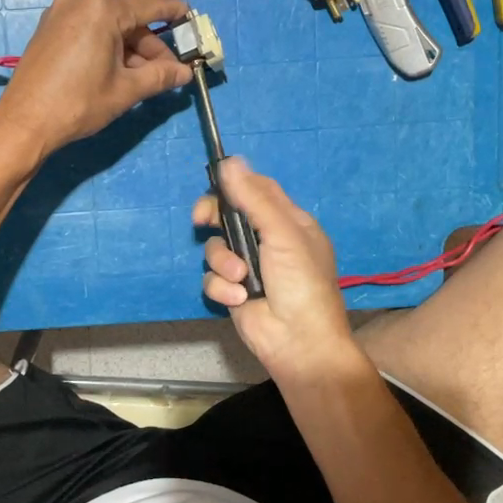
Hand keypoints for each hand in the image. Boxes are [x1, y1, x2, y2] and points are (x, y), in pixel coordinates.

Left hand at [0, 0, 193, 156]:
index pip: (149, 7)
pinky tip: (116, 72)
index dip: (173, 13)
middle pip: (127, 20)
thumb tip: (185, 73)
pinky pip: (87, 32)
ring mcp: (59, 14)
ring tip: (144, 80)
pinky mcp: (48, 29)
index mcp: (102, 9)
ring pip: (107, 28)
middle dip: (149, 47)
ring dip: (128, 51)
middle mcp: (80, 1)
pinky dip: (105, 48)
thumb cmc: (78, 104)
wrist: (24, 123)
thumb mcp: (125, 90)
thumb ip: (159, 76)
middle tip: (168, 72)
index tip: (191, 19)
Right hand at [193, 158, 360, 380]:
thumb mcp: (282, 234)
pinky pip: (212, 279)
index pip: (257, 190)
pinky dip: (222, 288)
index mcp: (288, 223)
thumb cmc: (301, 283)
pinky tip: (239, 298)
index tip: (213, 185)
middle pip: (228, 216)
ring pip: (215, 249)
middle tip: (201, 221)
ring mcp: (248, 268)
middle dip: (214, 219)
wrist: (299, 342)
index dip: (234, 185)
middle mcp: (266, 241)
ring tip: (241, 279)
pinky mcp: (232, 291)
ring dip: (224, 263)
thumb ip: (253, 199)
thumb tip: (229, 161)